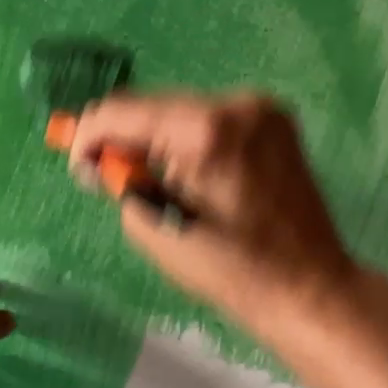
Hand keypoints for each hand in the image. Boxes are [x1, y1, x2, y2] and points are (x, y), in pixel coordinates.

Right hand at [68, 93, 356, 341]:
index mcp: (205, 129)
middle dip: (122, 138)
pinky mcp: (274, 120)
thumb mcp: (155, 228)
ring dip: (154, 139)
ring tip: (152, 182)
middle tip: (108, 177)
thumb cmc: (227, 269)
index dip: (88, 136)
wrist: (308, 285)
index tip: (79, 167)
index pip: (122, 112)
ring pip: (179, 110)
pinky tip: (186, 175)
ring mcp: (261, 107)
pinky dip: (185, 141)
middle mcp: (236, 103)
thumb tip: (99, 160)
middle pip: (151, 105)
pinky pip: (208, 120)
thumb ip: (121, 182)